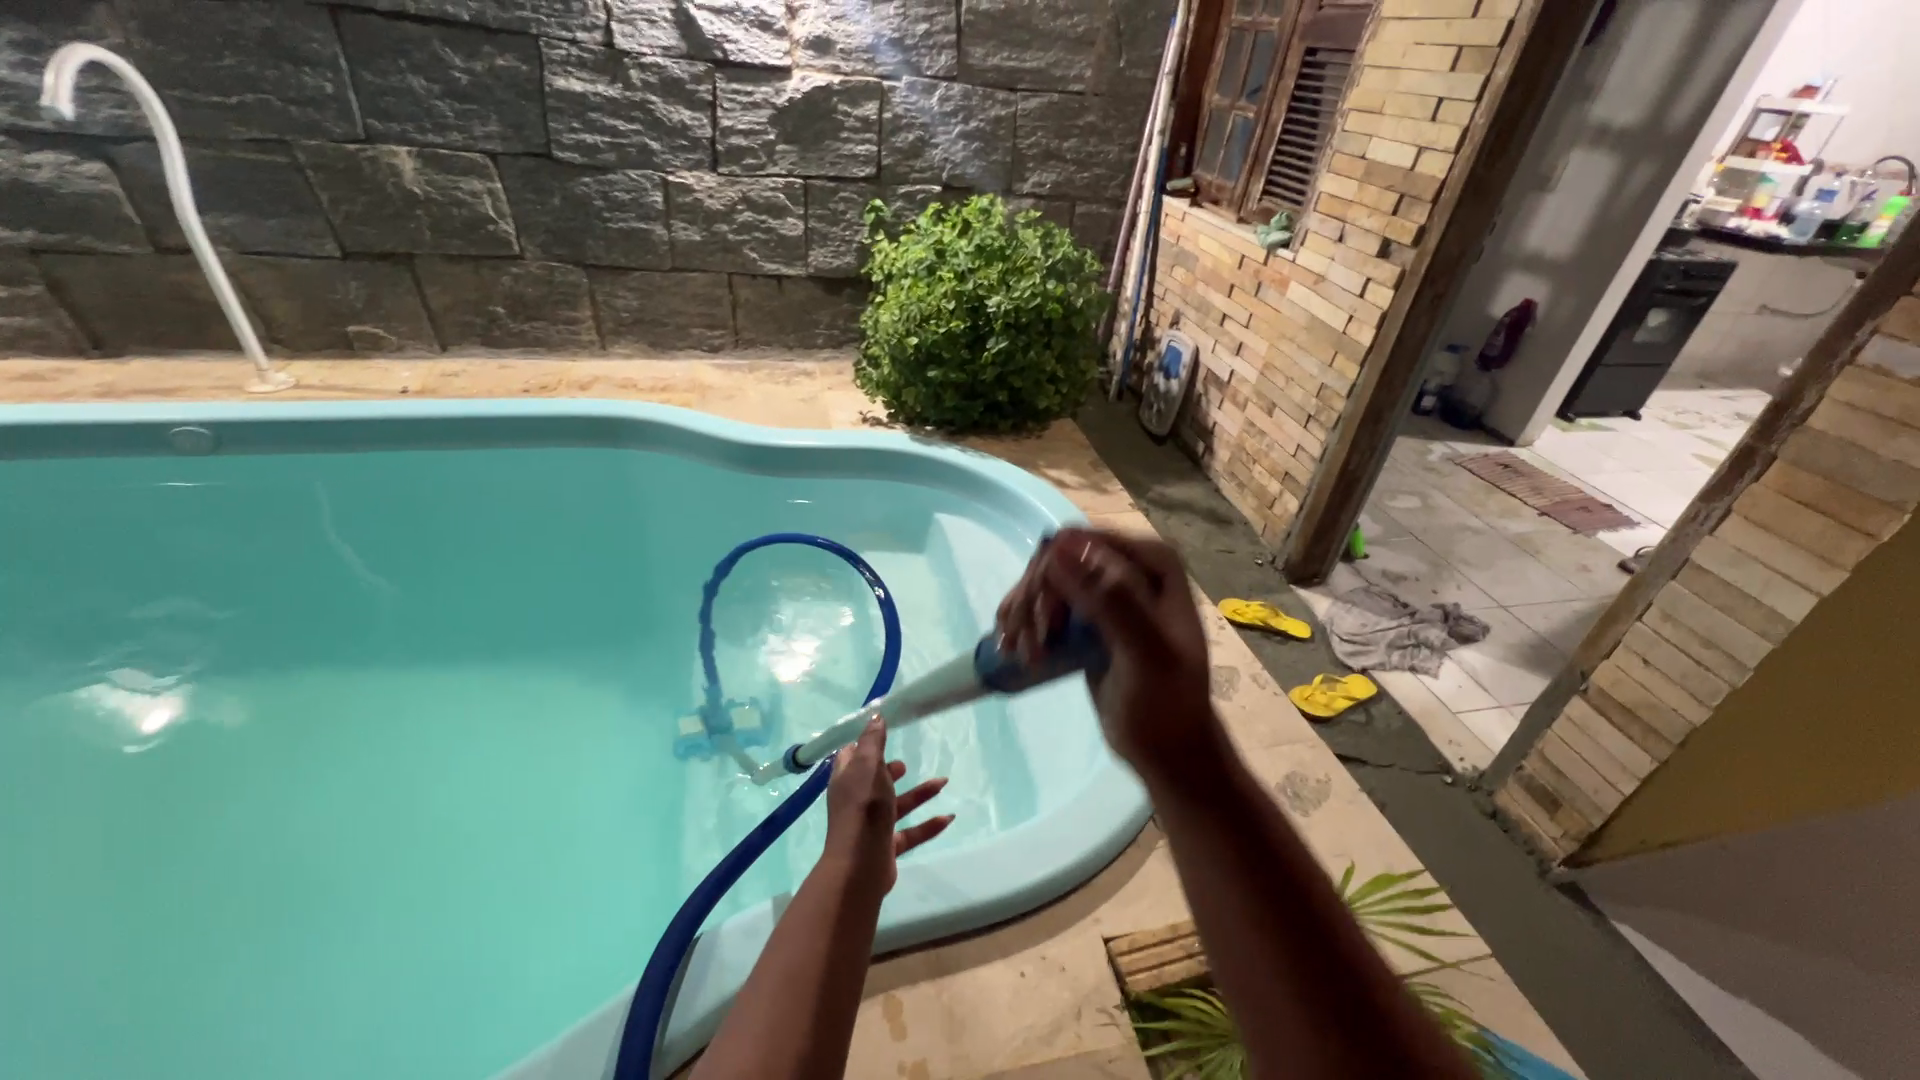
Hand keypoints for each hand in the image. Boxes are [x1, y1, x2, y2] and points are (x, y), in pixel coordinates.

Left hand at [822, 717, 952, 893]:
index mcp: (847, 779)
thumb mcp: (868, 766)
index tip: (882, 734)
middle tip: (905, 764)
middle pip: (874, 781)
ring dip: (919, 794)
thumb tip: (875, 716)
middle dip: (890, 771)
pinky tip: (949, 817)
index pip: (851, 756)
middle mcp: (857, 801)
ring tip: (943, 782)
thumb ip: (872, 742)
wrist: (859, 865)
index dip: (864, 744)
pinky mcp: (887, 846)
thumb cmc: (863, 808)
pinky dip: (929, 824)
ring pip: (897, 805)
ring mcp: (872, 825)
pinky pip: (911, 832)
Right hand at [995, 528, 1218, 777]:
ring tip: (1023, 656)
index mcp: (1153, 561)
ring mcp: (1105, 589)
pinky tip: (1016, 652)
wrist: (1167, 748)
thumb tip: (1060, 548)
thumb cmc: (1165, 704)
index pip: (1080, 544)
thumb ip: (1111, 599)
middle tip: (1029, 649)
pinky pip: (1042, 601)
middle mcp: (1128, 565)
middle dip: (1033, 602)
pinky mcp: (1086, 615)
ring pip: (1043, 580)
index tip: (1042, 625)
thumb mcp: (1145, 653)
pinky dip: (1023, 623)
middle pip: (1056, 560)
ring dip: (1023, 616)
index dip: (1050, 577)